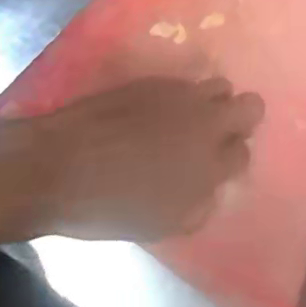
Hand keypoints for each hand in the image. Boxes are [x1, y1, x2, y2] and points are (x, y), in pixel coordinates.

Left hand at [0, 77, 262, 242]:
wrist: (54, 167)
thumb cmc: (107, 206)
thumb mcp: (161, 225)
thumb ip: (199, 205)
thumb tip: (211, 188)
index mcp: (209, 163)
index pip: (244, 153)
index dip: (231, 161)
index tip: (213, 169)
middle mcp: (203, 121)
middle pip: (251, 106)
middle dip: (240, 121)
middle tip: (213, 138)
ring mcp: (179, 96)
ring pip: (220, 87)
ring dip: (211, 104)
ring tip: (184, 123)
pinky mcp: (152, 81)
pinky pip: (184, 84)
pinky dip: (179, 99)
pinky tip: (152, 116)